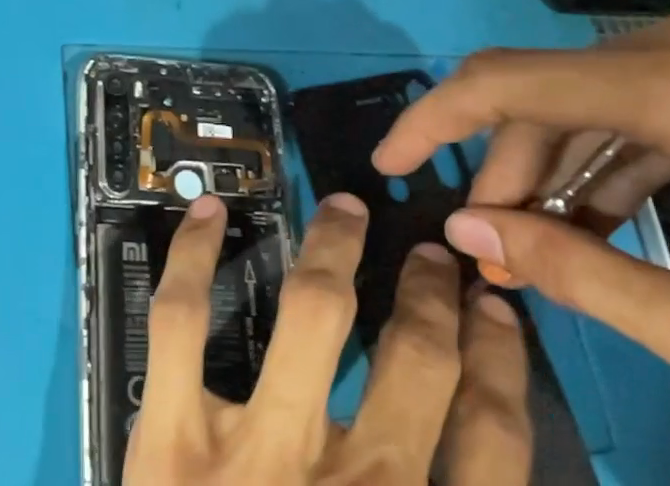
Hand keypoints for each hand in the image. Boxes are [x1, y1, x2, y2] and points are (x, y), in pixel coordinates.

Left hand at [123, 193, 531, 484]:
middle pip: (418, 361)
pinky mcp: (169, 436)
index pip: (497, 434)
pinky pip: (183, 319)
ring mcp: (259, 449)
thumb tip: (471, 460)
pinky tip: (209, 212)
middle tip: (430, 255)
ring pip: (317, 314)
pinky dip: (192, 255)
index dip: (500, 362)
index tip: (493, 316)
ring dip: (335, 252)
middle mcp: (364, 484)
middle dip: (431, 298)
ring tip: (344, 211)